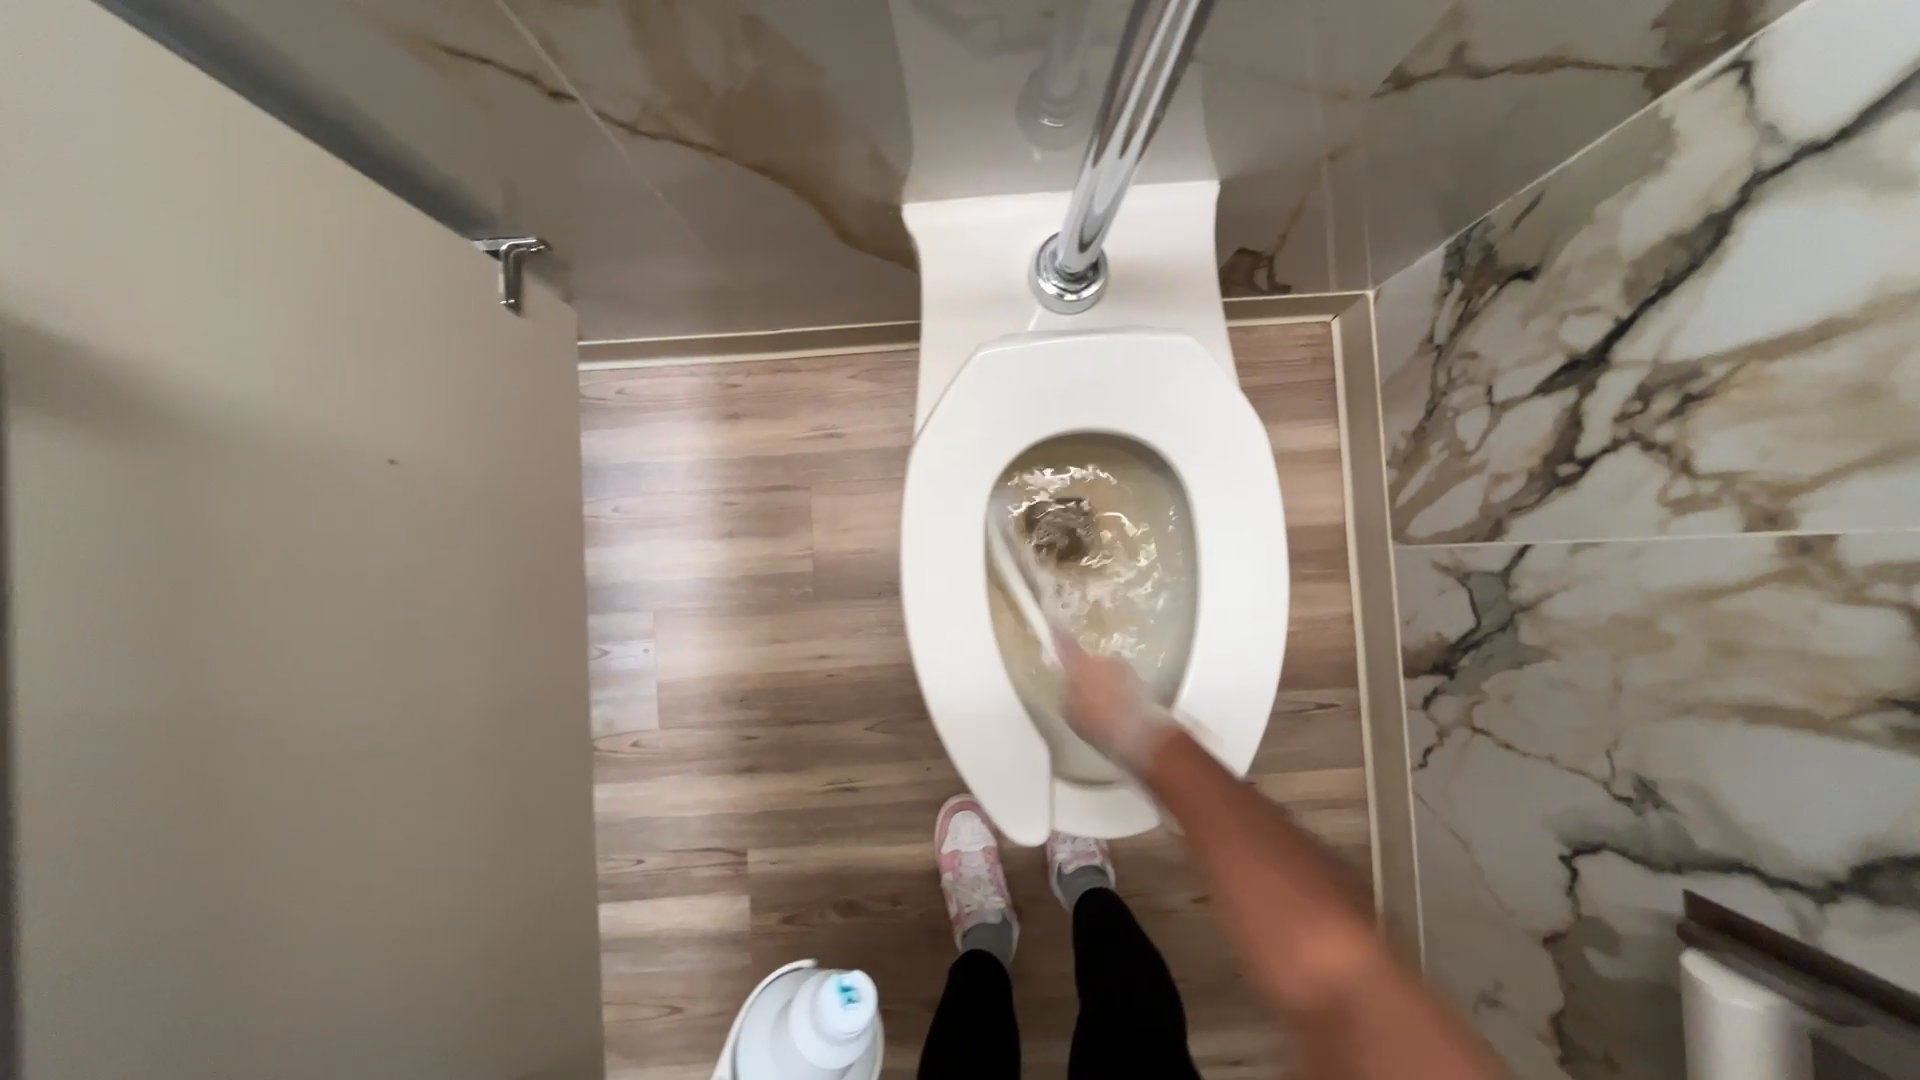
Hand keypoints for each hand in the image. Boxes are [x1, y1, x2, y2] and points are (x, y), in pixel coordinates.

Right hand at [1056, 635, 1177, 772]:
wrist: (1139, 734)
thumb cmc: (1098, 724)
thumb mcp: (1070, 712)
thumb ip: (1067, 692)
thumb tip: (1069, 684)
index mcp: (1081, 667)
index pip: (1065, 644)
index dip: (1057, 635)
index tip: (1053, 626)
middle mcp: (1103, 660)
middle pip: (1089, 662)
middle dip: (1086, 674)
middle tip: (1084, 697)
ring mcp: (1124, 668)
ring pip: (1107, 672)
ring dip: (1104, 684)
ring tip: (1104, 709)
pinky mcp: (1140, 680)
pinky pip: (1121, 682)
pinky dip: (1118, 692)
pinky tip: (1118, 712)